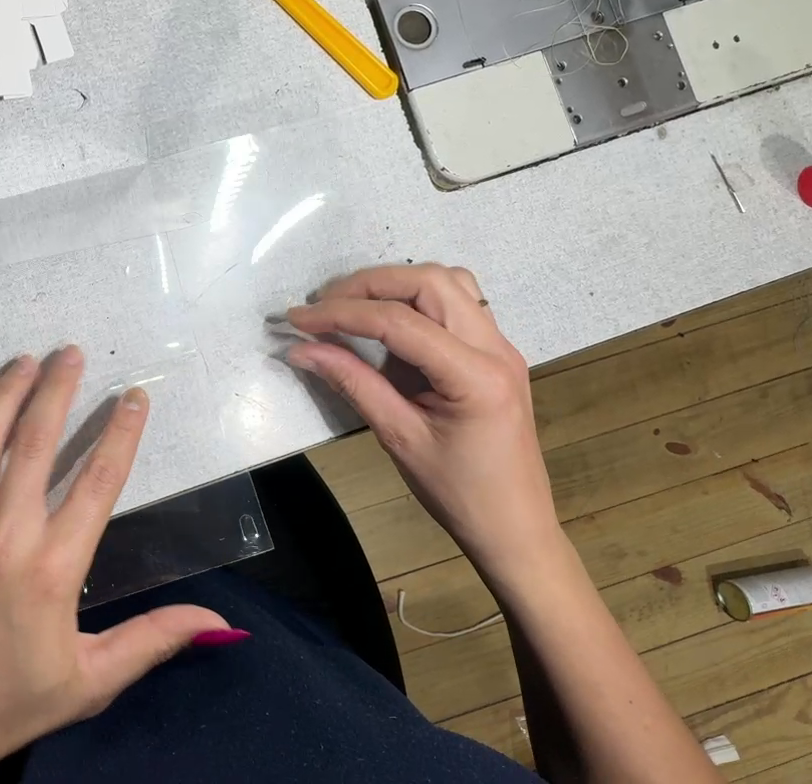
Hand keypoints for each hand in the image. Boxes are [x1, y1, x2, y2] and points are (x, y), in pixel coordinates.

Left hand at [0, 348, 231, 783]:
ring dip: (3, 393)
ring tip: (24, 360)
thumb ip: (153, 639)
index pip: (98, 481)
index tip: (135, 397)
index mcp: (54, 568)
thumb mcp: (91, 680)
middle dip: (57, 389)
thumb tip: (221, 621)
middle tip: (70, 352)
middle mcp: (5, 534)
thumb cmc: (11, 702)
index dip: (122, 432)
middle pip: (36, 441)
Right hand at [284, 264, 560, 579]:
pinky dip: (416, 299)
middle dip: (369, 284)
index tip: (297, 319)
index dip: (341, 313)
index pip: (399, 322)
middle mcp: (495, 347)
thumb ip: (352, 383)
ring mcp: (500, 346)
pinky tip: (387, 322)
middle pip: (429, 282)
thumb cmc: (458, 493)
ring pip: (448, 282)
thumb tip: (302, 349)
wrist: (514, 528)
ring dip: (395, 284)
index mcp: (476, 375)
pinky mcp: (494, 352)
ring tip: (352, 306)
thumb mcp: (398, 438)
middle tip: (323, 305)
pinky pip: (456, 303)